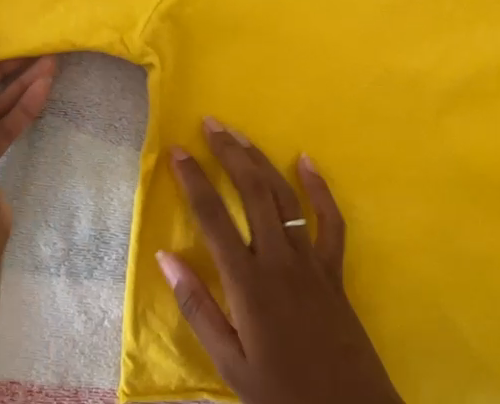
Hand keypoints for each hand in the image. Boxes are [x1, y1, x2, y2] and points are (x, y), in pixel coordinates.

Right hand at [157, 120, 403, 403]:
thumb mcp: (228, 362)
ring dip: (260, 160)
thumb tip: (164, 256)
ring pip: (284, 196)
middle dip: (228, 153)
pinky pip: (329, 221)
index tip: (176, 150)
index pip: (212, 217)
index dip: (192, 179)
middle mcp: (279, 261)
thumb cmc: (280, 392)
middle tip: (210, 123)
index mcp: (247, 283)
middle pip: (251, 192)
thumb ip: (197, 307)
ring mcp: (310, 262)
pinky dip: (319, 188)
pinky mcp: (334, 271)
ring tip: (239, 134)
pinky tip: (306, 161)